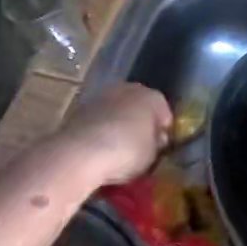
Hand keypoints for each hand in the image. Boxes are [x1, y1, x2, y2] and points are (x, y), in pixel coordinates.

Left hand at [56, 82, 171, 186]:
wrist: (80, 152)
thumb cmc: (126, 152)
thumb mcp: (152, 156)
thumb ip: (156, 145)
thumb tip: (155, 141)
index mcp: (154, 97)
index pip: (165, 115)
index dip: (163, 134)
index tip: (159, 151)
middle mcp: (130, 89)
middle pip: (140, 108)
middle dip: (140, 125)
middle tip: (139, 149)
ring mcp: (103, 95)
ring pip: (117, 112)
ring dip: (118, 126)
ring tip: (115, 151)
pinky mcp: (81, 107)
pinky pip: (98, 120)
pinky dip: (100, 131)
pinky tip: (97, 150)